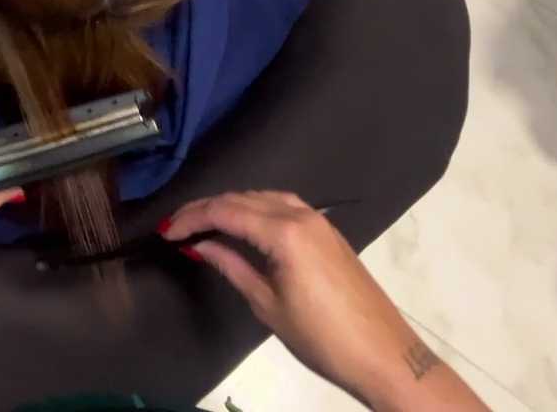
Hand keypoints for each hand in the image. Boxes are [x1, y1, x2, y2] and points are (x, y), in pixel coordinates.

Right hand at [164, 192, 438, 407]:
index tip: (167, 232)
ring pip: (261, 197)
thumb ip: (231, 265)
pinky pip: (281, 205)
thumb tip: (199, 244)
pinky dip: (255, 209)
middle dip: (207, 209)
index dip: (192, 218)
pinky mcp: (326, 232)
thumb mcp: (268, 305)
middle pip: (241, 198)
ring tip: (205, 224)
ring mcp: (316, 221)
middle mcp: (299, 215)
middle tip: (179, 227)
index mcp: (283, 232)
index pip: (225, 211)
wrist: (388, 359)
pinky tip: (243, 224)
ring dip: (231, 206)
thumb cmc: (323, 338)